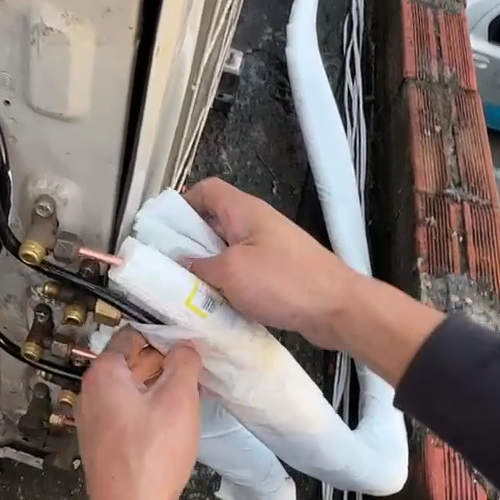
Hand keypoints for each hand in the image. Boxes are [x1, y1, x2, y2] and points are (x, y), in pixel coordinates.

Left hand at [77, 328, 201, 499]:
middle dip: (163, 363)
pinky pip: (126, 414)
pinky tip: (174, 422)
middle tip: (196, 368)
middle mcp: (89, 392)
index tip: (190, 341)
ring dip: (158, 388)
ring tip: (191, 393)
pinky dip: (148, 411)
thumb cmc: (154, 452)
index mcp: (102, 373)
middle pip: (130, 363)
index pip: (132, 335)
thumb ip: (184, 362)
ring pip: (130, 391)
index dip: (162, 335)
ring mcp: (92, 420)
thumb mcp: (178, 398)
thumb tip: (185, 345)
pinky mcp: (101, 444)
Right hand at [181, 178, 365, 349]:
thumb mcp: (230, 272)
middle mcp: (256, 224)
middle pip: (212, 223)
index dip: (181, 203)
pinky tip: (216, 304)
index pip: (206, 190)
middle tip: (167, 265)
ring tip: (187, 289)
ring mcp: (268, 248)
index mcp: (244, 211)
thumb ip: (198, 266)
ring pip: (225, 251)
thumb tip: (180, 264)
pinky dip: (227, 285)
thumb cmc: (285, 282)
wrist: (337, 309)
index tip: (162, 230)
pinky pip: (241, 272)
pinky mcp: (276, 273)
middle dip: (188, 243)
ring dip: (207, 268)